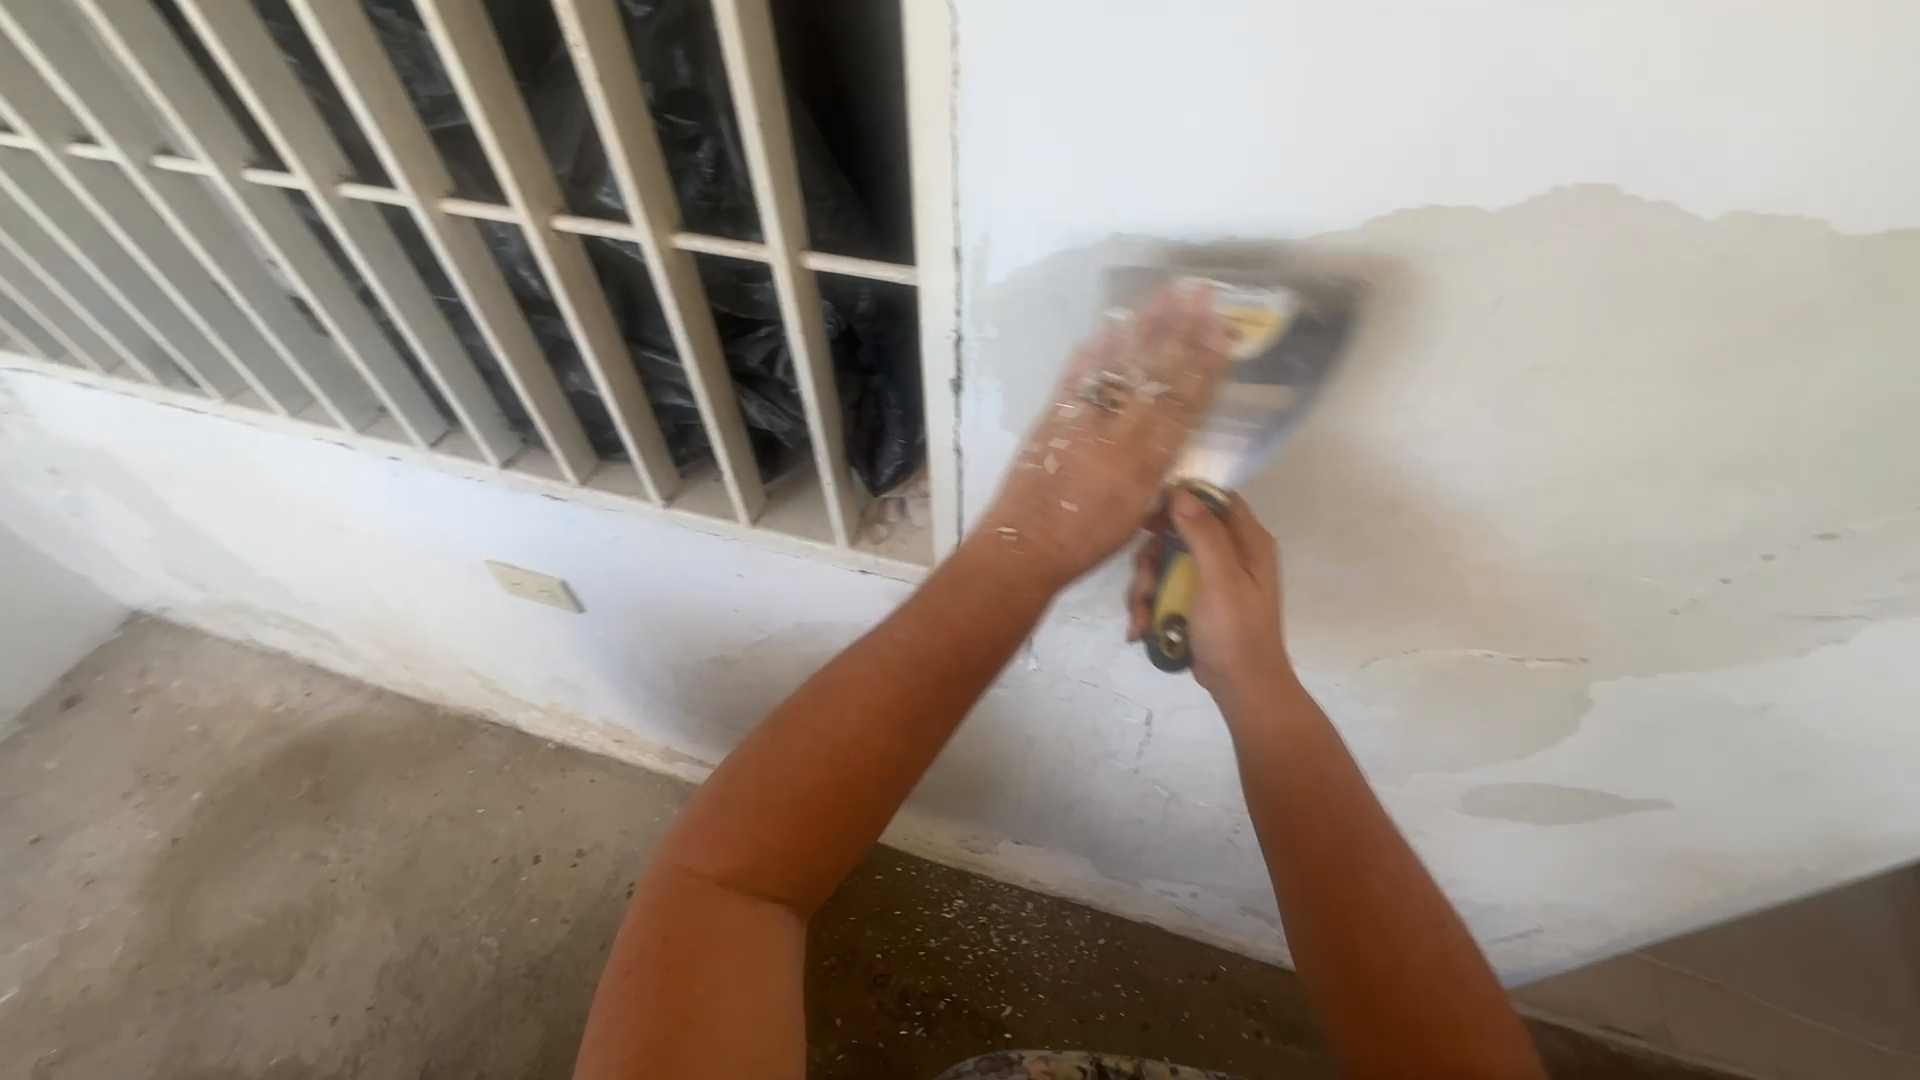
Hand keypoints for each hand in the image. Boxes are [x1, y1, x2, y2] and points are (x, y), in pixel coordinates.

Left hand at [975, 283, 1230, 586]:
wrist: (1025, 549)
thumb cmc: (1084, 544)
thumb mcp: (1136, 516)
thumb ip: (1155, 473)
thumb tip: (1169, 436)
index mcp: (1146, 468)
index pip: (1184, 407)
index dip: (1205, 366)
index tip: (1220, 331)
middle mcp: (1119, 440)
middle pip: (1157, 378)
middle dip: (1181, 332)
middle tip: (1200, 293)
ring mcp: (1083, 426)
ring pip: (1120, 370)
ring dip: (1144, 329)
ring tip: (1164, 294)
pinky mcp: (1051, 421)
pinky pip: (1076, 380)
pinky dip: (1092, 352)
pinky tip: (1108, 325)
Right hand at [1127, 489, 1287, 695]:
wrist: (1240, 686)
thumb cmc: (1235, 630)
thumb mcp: (1220, 578)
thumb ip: (1202, 533)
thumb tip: (1180, 491)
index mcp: (1247, 541)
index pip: (1215, 499)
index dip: (1183, 500)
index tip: (1152, 515)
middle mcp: (1230, 554)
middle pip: (1178, 532)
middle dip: (1152, 557)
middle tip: (1144, 580)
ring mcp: (1209, 579)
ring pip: (1164, 563)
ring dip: (1145, 588)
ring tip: (1141, 616)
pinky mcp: (1194, 601)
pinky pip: (1163, 589)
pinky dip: (1149, 606)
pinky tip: (1141, 628)